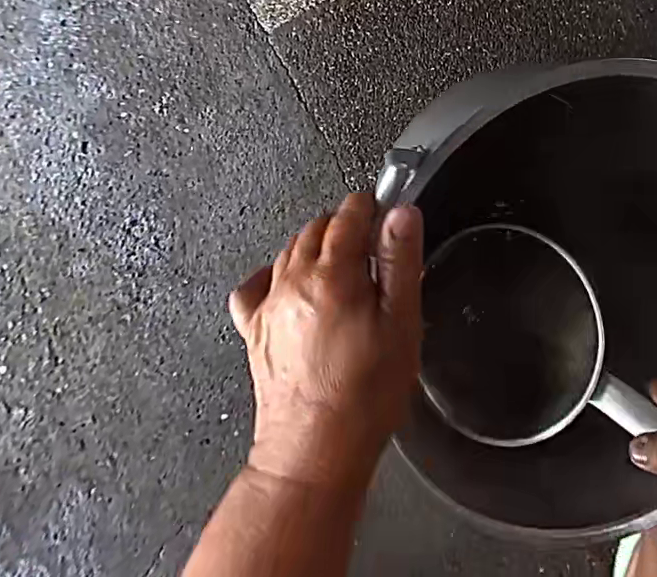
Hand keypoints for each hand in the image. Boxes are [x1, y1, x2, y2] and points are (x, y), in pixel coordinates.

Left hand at [228, 192, 422, 486]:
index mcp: (331, 275)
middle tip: (375, 242)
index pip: (348, 214)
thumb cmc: (364, 392)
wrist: (315, 451)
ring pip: (289, 250)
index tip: (387, 211)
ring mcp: (268, 306)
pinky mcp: (254, 331)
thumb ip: (400, 260)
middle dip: (347, 223)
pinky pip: (256, 284)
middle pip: (317, 226)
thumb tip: (402, 213)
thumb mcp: (402, 321)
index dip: (372, 206)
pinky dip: (276, 273)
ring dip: (318, 245)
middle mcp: (292, 282)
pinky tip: (294, 284)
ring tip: (346, 265)